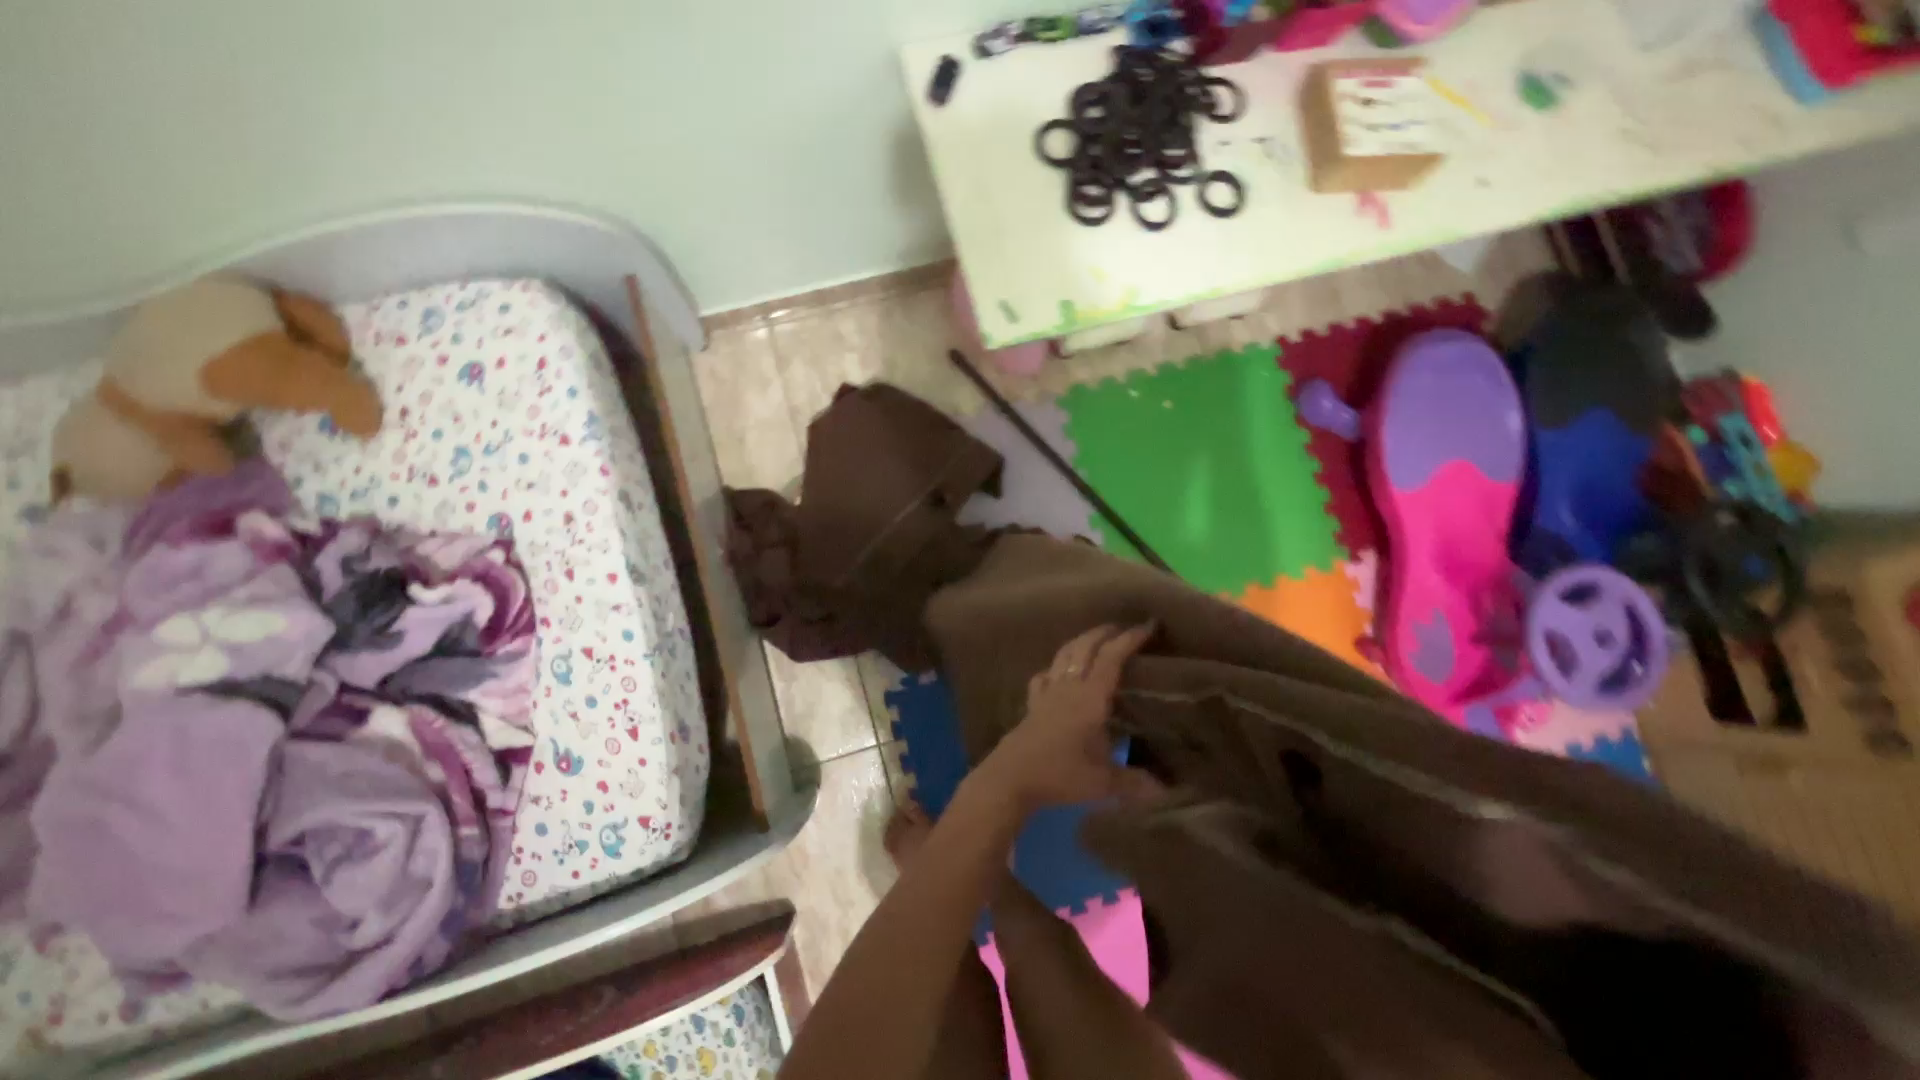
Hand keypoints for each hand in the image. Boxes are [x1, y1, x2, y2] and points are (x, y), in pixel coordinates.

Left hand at [973, 622, 1162, 812]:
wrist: (1009, 779)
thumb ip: (1133, 783)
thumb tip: (1165, 791)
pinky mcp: (1031, 706)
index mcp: (1089, 698)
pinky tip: (1057, 674)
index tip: (1147, 626)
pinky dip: (1054, 668)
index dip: (1129, 639)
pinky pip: (1044, 676)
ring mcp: (1046, 694)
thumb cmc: (1059, 775)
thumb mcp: (1102, 783)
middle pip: (1084, 648)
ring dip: (1080, 642)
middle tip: (1122, 628)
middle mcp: (1068, 688)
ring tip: (1093, 640)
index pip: (1111, 659)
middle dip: (1104, 633)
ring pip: (1063, 656)